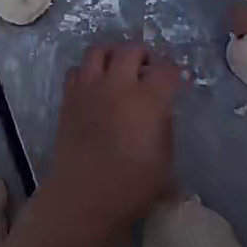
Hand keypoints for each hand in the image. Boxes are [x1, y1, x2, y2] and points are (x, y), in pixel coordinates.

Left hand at [44, 42, 182, 237]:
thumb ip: (165, 127)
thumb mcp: (165, 160)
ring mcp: (90, 88)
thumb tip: (161, 110)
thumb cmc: (131, 186)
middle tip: (148, 69)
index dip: (176, 72)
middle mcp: (118, 85)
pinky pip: (77, 70)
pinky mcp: (69, 97)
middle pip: (131, 49)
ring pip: (99, 50)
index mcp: (147, 100)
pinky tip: (95, 85)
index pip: (167, 70)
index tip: (178, 80)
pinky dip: (88, 71)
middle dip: (144, 55)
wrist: (84, 197)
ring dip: (112, 54)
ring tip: (118, 68)